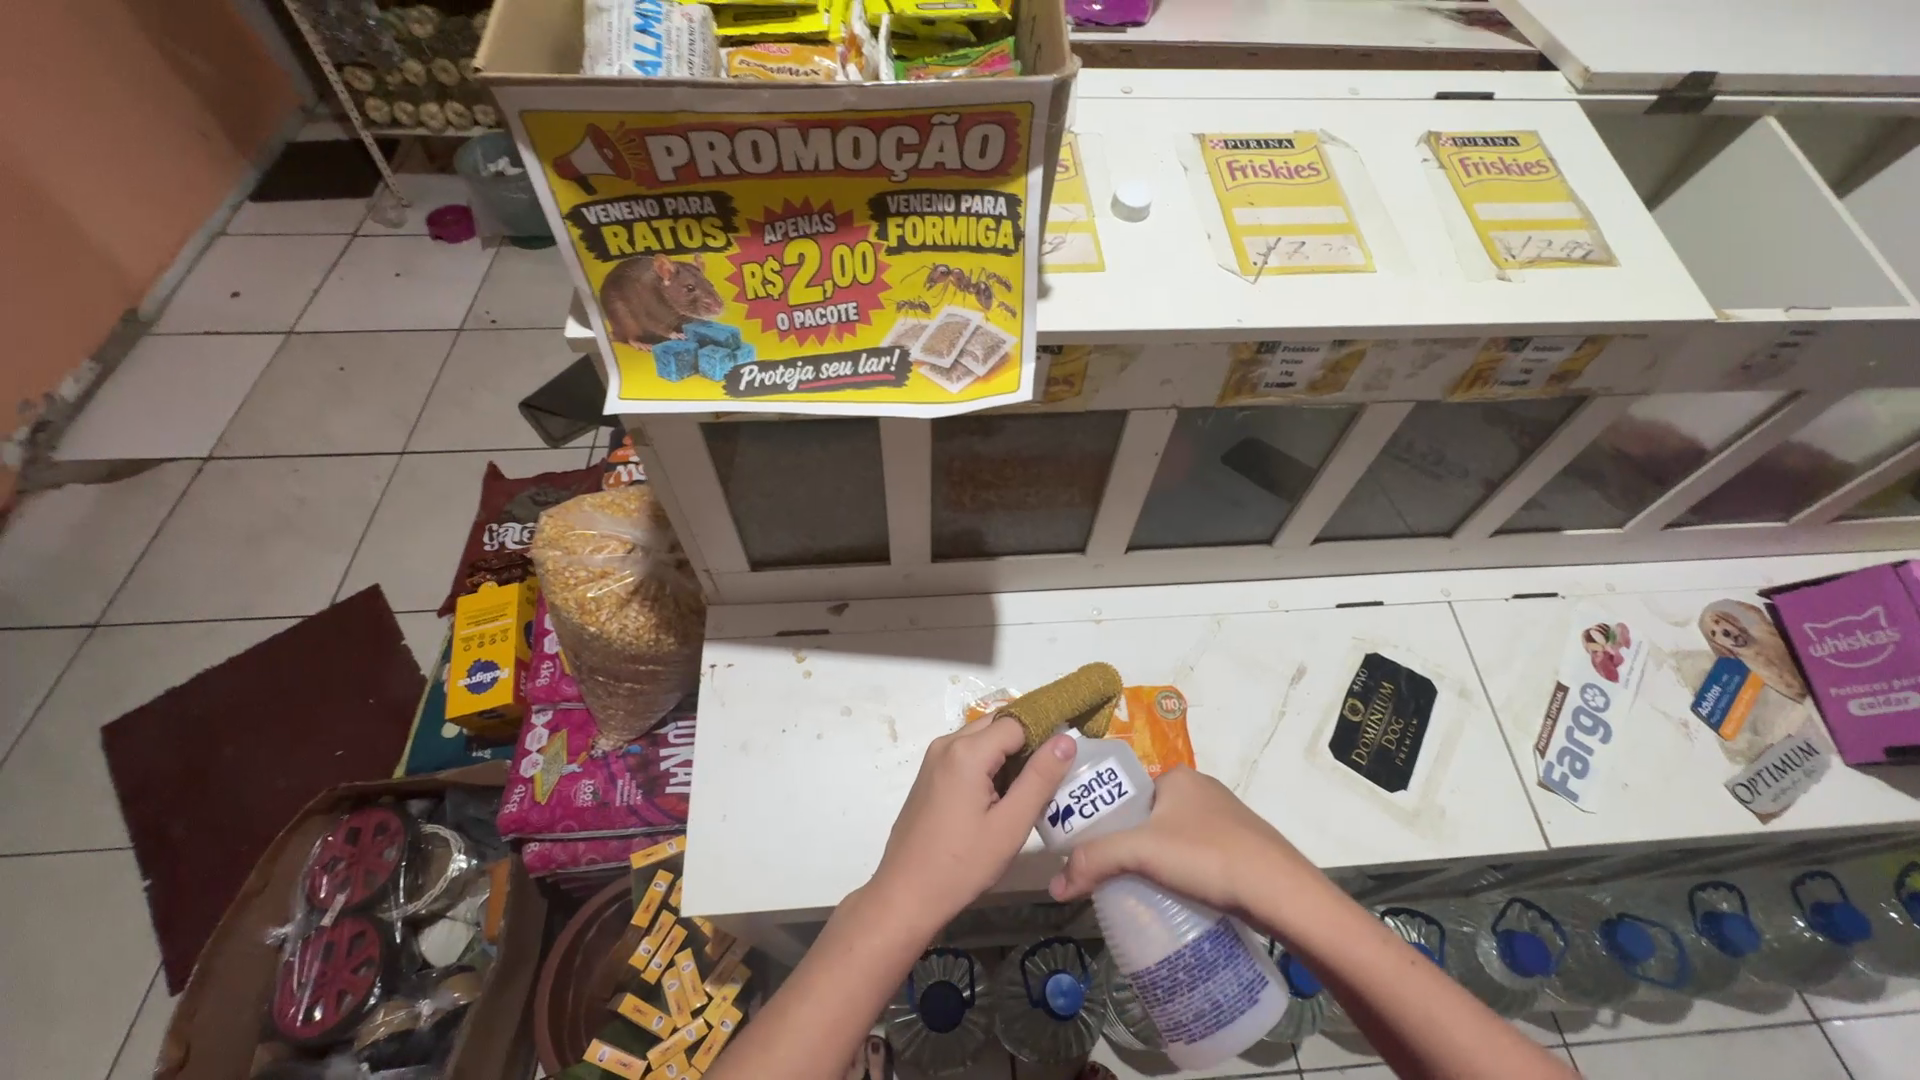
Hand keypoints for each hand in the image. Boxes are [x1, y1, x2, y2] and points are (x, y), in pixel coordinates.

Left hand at [868, 717, 1076, 932]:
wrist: (906, 894)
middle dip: (1027, 745)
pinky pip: (966, 755)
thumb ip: (1040, 778)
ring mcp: (934, 759)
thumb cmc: (962, 864)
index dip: (1044, 738)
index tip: (1064, 763)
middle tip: (1049, 778)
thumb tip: (1065, 739)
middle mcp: (946, 744)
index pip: (1018, 723)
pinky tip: (999, 800)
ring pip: (982, 739)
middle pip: (998, 726)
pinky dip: (988, 766)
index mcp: (966, 751)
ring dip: (1007, 757)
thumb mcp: (1011, 825)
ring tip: (1027, 793)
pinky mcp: (930, 775)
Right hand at [1047, 766, 1318, 917]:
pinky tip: (1170, 896)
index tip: (1082, 847)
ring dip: (1150, 860)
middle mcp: (1199, 789)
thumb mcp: (1142, 852)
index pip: (1123, 791)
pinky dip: (1177, 872)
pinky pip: (1193, 856)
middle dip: (1123, 844)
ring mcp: (1223, 819)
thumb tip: (1054, 886)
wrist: (1283, 894)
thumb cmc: (1209, 856)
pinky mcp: (1238, 849)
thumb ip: (1094, 861)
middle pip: (1144, 816)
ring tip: (1132, 889)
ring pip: (1169, 838)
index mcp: (1176, 775)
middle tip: (1102, 874)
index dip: (1099, 817)